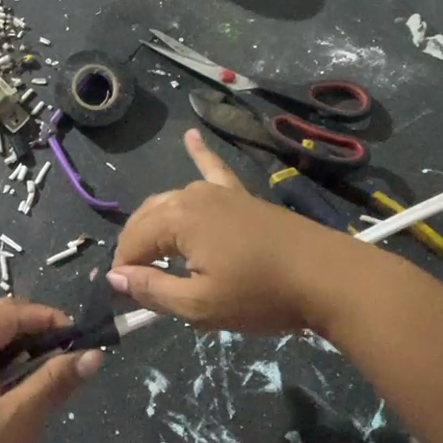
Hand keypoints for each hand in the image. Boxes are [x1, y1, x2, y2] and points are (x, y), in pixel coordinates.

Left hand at [0, 299, 103, 442]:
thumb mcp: (15, 424)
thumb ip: (54, 382)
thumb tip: (94, 354)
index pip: (10, 312)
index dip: (50, 321)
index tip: (86, 339)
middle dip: (34, 339)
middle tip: (69, 365)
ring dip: (16, 357)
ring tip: (46, 383)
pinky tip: (14, 395)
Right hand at [108, 129, 381, 333]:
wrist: (327, 277)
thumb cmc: (261, 294)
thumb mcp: (201, 305)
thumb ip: (153, 290)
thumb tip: (115, 277)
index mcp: (176, 219)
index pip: (132, 242)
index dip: (125, 273)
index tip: (131, 302)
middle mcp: (190, 195)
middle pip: (146, 219)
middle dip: (137, 250)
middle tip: (144, 287)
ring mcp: (218, 191)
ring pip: (171, 202)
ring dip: (157, 226)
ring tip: (155, 257)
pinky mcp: (241, 195)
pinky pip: (213, 170)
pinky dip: (200, 155)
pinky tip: (192, 137)